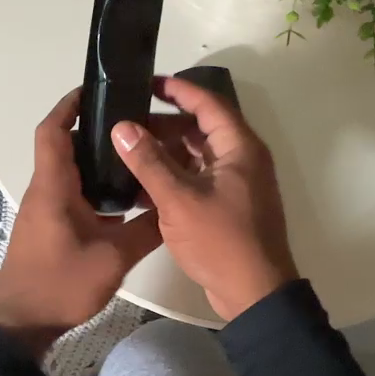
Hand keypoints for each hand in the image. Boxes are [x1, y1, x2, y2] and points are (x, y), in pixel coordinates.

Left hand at [0, 88, 163, 355]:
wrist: (20, 324)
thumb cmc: (61, 285)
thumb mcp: (113, 258)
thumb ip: (146, 231)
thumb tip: (173, 209)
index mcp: (53, 188)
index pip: (53, 131)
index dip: (71, 104)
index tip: (98, 91)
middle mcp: (43, 193)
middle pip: (66, 148)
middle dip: (98, 133)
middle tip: (138, 128)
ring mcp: (43, 213)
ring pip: (70, 175)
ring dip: (98, 164)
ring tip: (138, 159)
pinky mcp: (47, 231)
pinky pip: (71, 197)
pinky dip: (94, 190)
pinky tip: (124, 201)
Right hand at [111, 76, 297, 321]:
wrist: (253, 292)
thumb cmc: (221, 241)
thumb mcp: (179, 199)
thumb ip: (148, 162)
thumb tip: (122, 127)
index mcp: (239, 148)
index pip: (207, 104)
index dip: (177, 90)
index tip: (146, 83)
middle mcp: (241, 159)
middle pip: (199, 128)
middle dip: (163, 124)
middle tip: (126, 122)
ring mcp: (234, 184)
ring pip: (195, 156)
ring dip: (164, 153)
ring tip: (126, 150)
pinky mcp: (225, 206)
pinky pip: (196, 179)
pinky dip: (172, 177)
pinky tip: (139, 185)